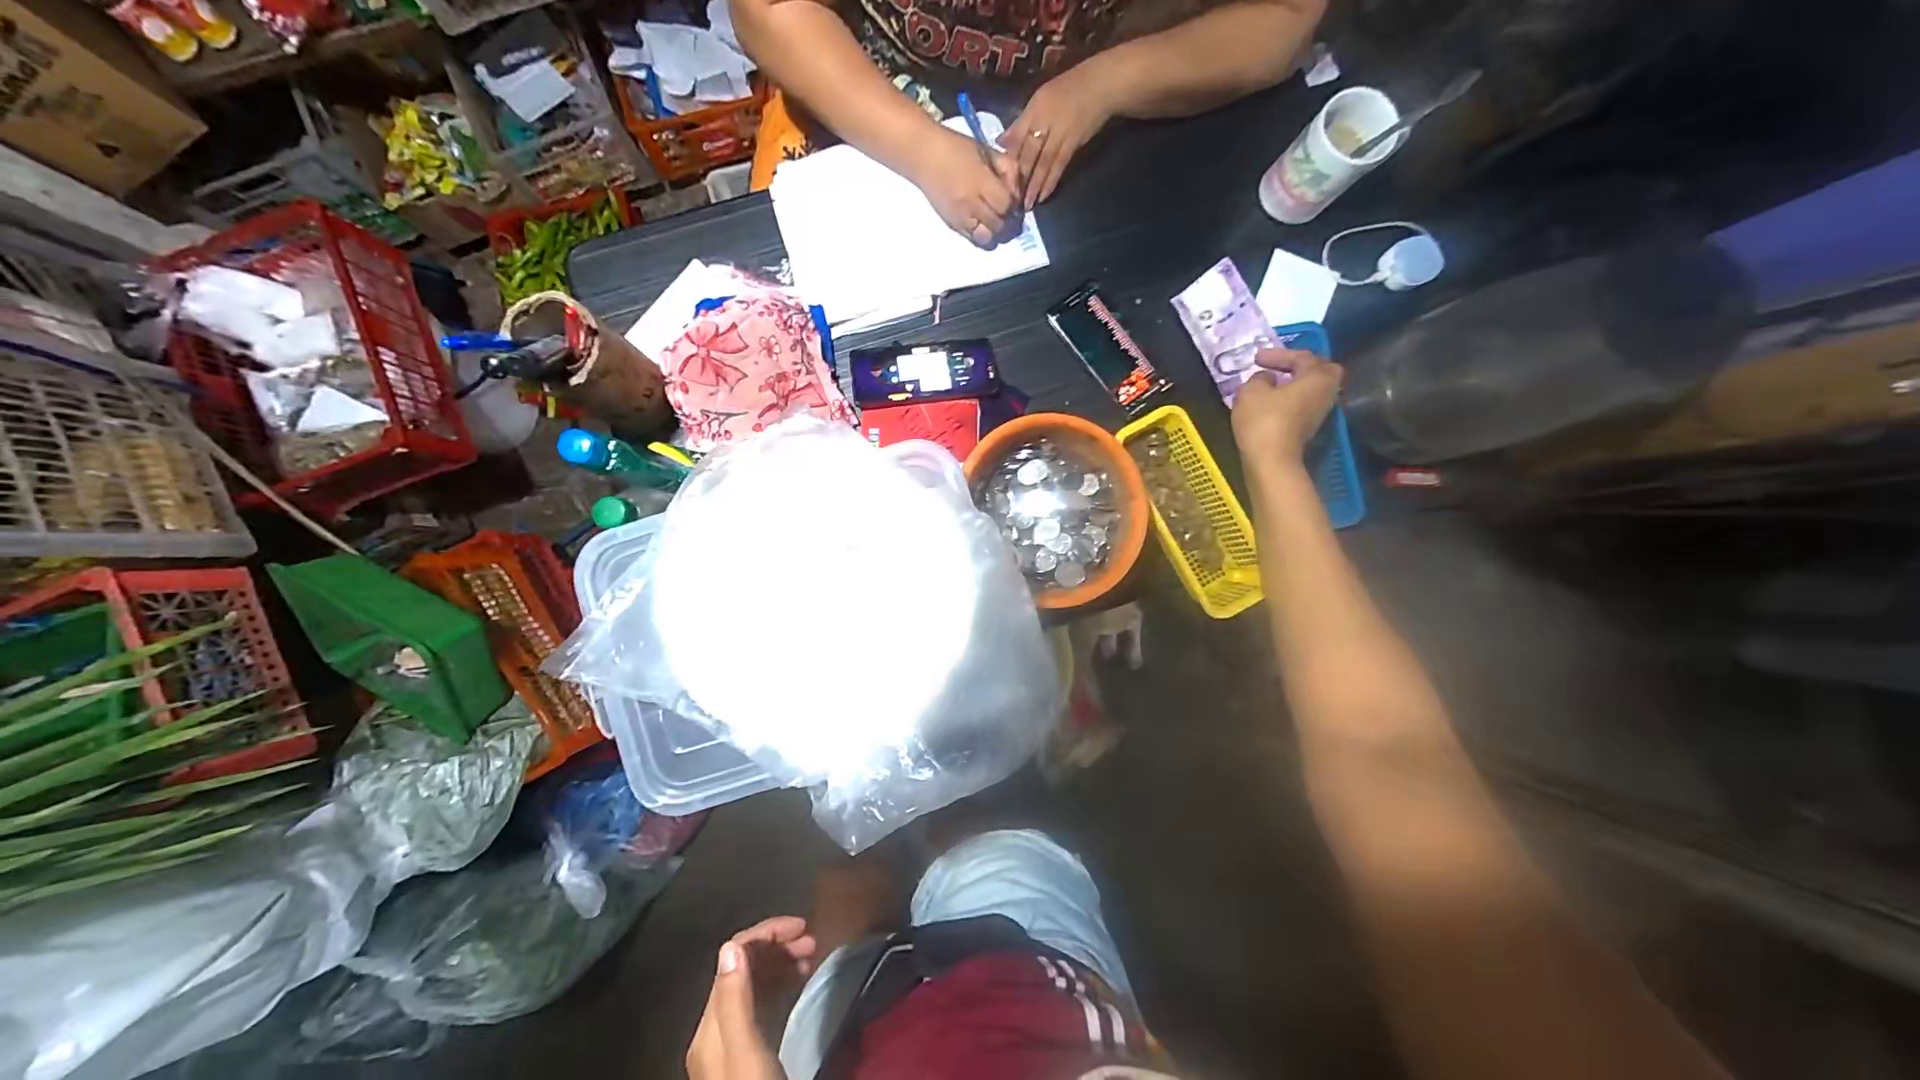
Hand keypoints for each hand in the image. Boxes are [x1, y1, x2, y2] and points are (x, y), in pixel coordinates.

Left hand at [686, 916, 818, 1079]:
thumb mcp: (748, 1055)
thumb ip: (736, 1002)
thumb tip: (731, 945)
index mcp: (711, 1027)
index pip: (732, 959)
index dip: (766, 935)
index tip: (804, 927)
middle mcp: (716, 1030)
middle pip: (742, 970)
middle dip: (777, 947)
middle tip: (814, 943)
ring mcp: (731, 1044)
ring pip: (753, 986)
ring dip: (781, 964)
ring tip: (812, 958)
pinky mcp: (748, 1056)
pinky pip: (761, 1006)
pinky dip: (780, 986)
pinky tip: (799, 985)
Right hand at [905, 126, 1021, 247]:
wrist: (924, 156)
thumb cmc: (958, 148)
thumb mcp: (988, 152)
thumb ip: (1008, 171)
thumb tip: (1017, 195)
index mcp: (981, 181)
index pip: (1006, 204)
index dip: (1013, 204)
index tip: (1012, 200)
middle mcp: (970, 203)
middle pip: (999, 224)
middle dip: (1007, 220)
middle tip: (1006, 212)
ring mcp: (960, 217)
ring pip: (987, 238)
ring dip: (995, 232)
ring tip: (994, 221)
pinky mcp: (952, 225)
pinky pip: (973, 240)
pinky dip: (982, 235)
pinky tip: (982, 224)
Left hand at [1004, 61, 1118, 208]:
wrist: (1100, 85)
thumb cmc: (1067, 90)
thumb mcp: (1039, 99)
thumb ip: (1021, 123)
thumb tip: (1000, 142)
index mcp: (1034, 109)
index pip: (1017, 137)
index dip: (1008, 159)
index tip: (999, 178)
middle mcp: (1045, 121)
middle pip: (1029, 153)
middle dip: (1019, 177)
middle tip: (1011, 198)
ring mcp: (1060, 133)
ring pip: (1043, 162)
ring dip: (1034, 185)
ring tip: (1027, 204)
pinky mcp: (1074, 144)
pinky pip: (1059, 165)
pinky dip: (1051, 182)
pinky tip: (1043, 196)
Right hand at [1231, 348, 1343, 466]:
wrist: (1271, 461)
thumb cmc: (1263, 420)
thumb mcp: (1251, 391)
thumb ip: (1259, 378)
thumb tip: (1267, 378)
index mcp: (1317, 377)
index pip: (1302, 356)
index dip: (1278, 354)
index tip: (1256, 359)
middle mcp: (1326, 392)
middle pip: (1320, 371)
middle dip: (1300, 366)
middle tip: (1280, 366)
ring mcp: (1320, 412)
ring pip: (1312, 389)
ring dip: (1294, 383)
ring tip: (1272, 384)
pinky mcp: (1309, 428)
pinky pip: (1304, 404)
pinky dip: (1290, 398)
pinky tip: (1272, 402)